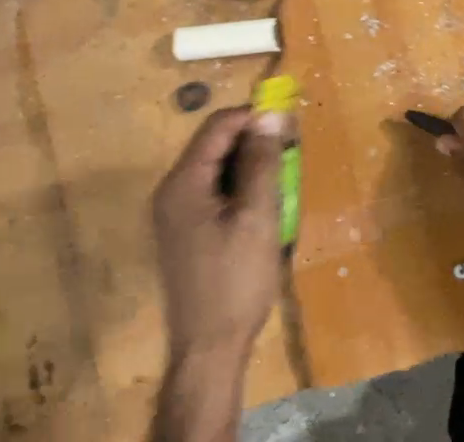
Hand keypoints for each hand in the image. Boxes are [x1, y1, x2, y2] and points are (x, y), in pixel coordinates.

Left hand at [152, 106, 289, 360]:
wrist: (208, 350)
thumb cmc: (236, 281)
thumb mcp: (257, 216)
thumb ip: (262, 162)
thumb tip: (269, 114)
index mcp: (183, 183)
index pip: (218, 126)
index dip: (254, 117)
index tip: (291, 126)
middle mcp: (171, 191)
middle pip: (214, 144)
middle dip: (254, 141)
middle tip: (292, 154)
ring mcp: (175, 214)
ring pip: (216, 168)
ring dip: (250, 165)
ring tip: (283, 180)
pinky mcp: (185, 233)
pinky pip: (213, 193)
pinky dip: (239, 188)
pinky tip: (264, 206)